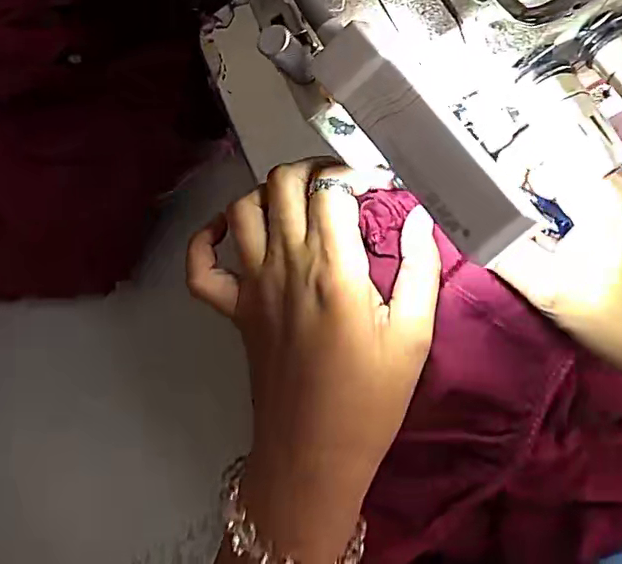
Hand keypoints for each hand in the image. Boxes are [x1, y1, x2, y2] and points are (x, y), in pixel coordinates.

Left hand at [186, 160, 439, 562]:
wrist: (313, 456)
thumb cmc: (370, 398)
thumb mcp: (414, 334)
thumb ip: (420, 268)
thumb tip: (418, 218)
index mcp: (333, 270)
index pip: (332, 188)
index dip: (356, 172)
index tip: (379, 184)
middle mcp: (287, 266)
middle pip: (284, 182)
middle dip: (314, 166)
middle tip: (342, 181)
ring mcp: (253, 286)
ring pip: (244, 207)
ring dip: (271, 189)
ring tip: (302, 198)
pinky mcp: (233, 310)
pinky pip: (201, 265)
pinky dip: (208, 238)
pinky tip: (232, 229)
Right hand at [491, 168, 621, 392]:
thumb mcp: (551, 291)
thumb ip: (506, 251)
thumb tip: (475, 223)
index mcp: (605, 192)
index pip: (541, 147)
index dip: (509, 164)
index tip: (496, 188)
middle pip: (553, 151)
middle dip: (525, 176)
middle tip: (513, 209)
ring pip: (568, 162)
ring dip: (544, 186)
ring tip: (539, 221)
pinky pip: (586, 177)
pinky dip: (565, 193)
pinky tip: (562, 226)